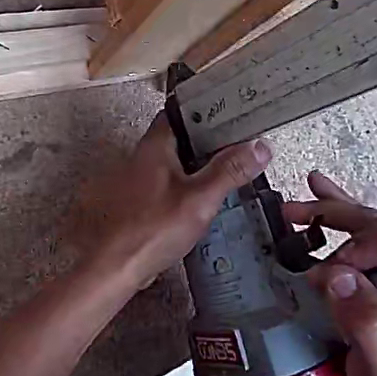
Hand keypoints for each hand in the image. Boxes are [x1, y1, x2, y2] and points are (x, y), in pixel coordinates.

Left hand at [65, 112, 270, 287]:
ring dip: (199, 162)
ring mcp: (140, 180)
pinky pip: (170, 183)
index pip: (178, 111)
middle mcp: (144, 157)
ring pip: (175, 160)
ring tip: (229, 166)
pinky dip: (189, 183)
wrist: (117, 267)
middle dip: (207, 137)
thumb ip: (230, 170)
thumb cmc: (151, 230)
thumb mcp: (200, 198)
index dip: (203, 108)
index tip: (228, 109)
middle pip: (179, 136)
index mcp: (155, 146)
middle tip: (236, 140)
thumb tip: (259, 147)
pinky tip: (206, 196)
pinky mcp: (142, 202)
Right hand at [285, 172, 376, 375]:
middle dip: (342, 218)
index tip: (341, 264)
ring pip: (370, 224)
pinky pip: (360, 233)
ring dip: (332, 212)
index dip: (376, 244)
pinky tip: (317, 192)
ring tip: (297, 207)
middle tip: (303, 217)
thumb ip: (368, 327)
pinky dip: (337, 213)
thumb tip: (339, 276)